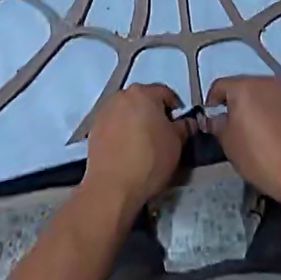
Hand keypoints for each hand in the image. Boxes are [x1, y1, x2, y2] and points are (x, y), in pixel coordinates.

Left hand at [81, 84, 193, 213]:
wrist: (113, 186)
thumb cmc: (150, 160)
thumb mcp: (176, 143)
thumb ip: (184, 127)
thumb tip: (187, 122)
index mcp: (143, 93)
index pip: (165, 93)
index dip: (176, 109)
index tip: (179, 126)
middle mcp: (121, 95)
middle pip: (143, 100)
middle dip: (154, 114)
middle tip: (162, 136)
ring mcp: (104, 111)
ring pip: (127, 112)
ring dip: (136, 122)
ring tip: (142, 145)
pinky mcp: (93, 128)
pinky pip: (113, 125)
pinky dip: (121, 132)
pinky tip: (126, 151)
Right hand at [205, 76, 280, 207]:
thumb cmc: (261, 158)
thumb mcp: (229, 145)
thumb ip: (217, 125)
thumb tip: (215, 118)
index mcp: (244, 87)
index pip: (220, 86)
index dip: (212, 103)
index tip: (214, 121)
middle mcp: (266, 80)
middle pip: (244, 87)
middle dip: (237, 103)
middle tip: (235, 127)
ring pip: (264, 93)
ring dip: (258, 106)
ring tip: (259, 130)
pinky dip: (276, 111)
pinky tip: (278, 132)